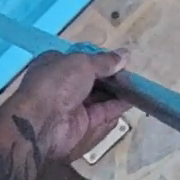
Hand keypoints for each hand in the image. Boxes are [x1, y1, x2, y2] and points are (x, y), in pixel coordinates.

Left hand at [5, 49, 131, 164]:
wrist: (41, 122)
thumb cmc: (57, 83)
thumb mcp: (82, 63)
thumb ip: (104, 61)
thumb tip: (124, 55)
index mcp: (54, 64)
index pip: (80, 60)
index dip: (99, 60)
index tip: (120, 59)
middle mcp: (62, 85)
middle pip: (91, 79)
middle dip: (111, 76)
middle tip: (132, 73)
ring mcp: (71, 106)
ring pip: (99, 96)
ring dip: (117, 91)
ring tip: (138, 85)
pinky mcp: (82, 124)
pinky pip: (103, 112)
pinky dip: (118, 106)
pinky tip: (134, 99)